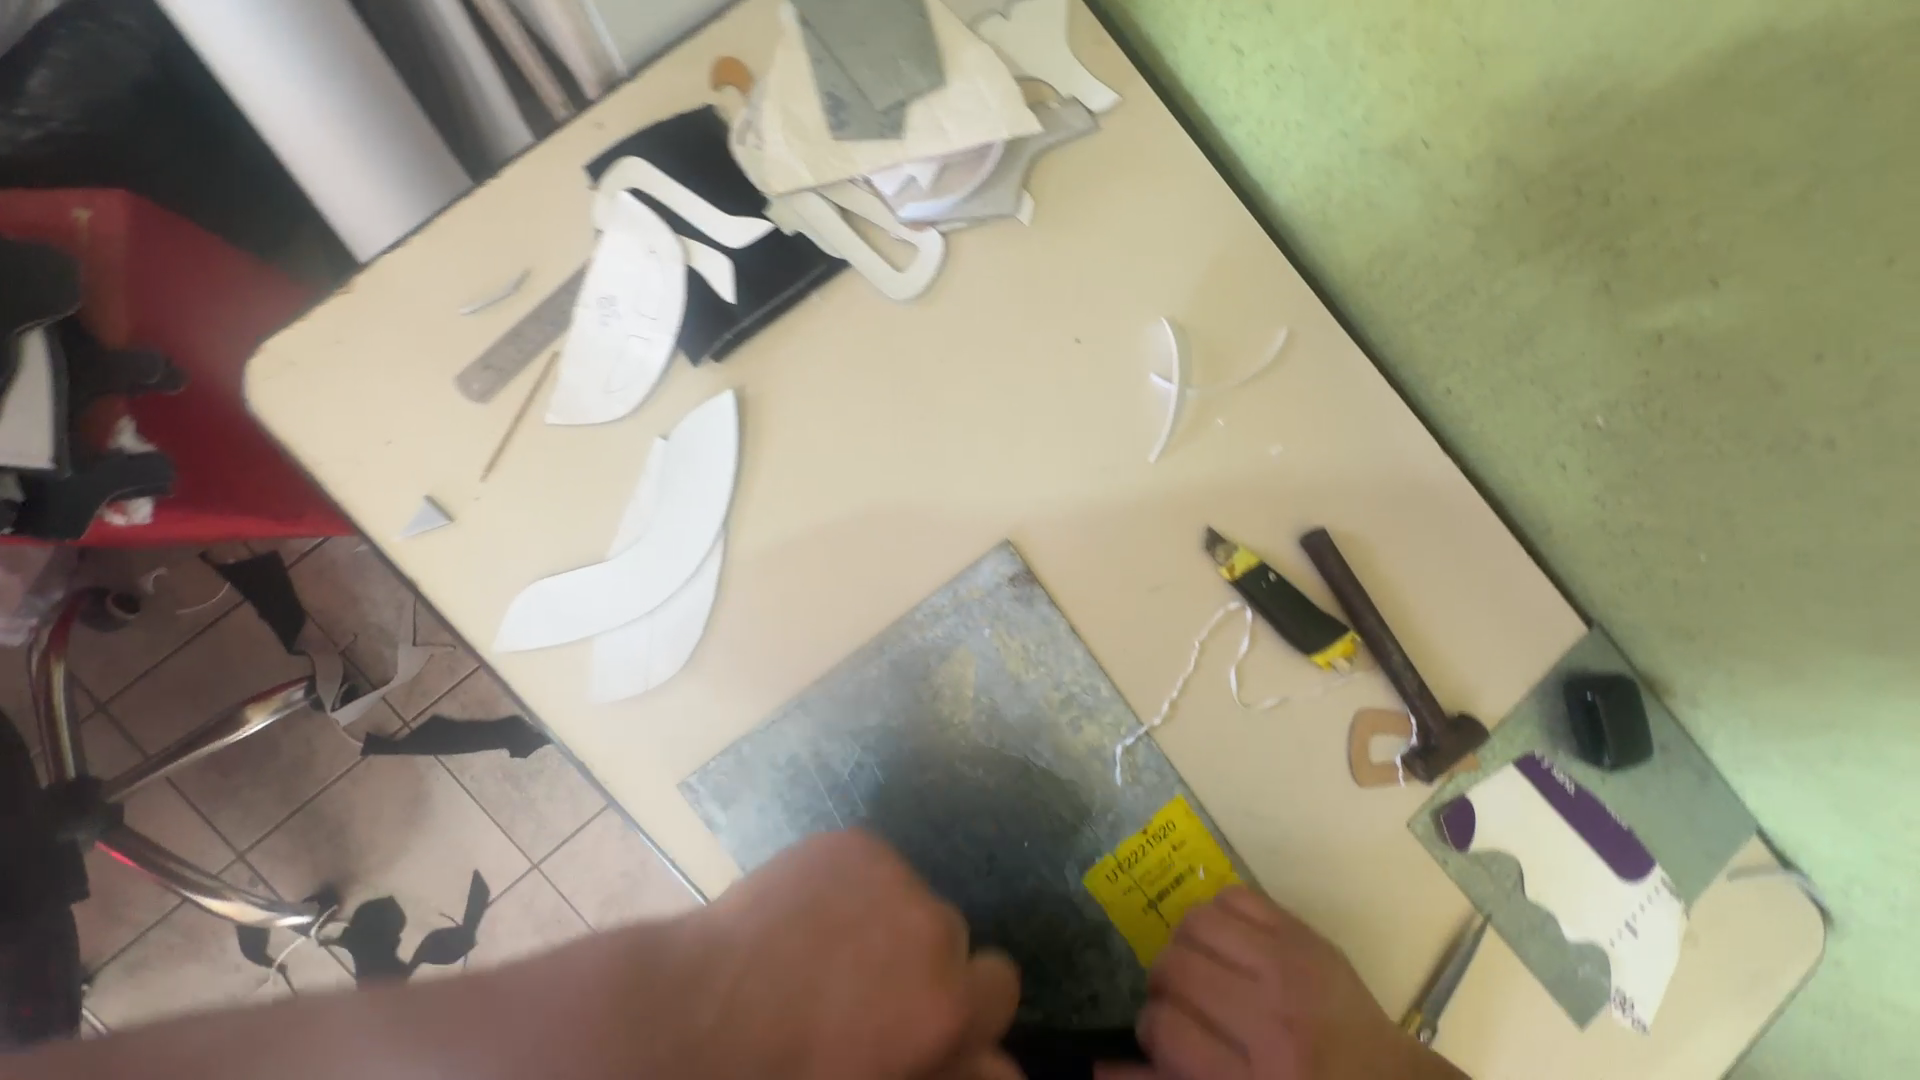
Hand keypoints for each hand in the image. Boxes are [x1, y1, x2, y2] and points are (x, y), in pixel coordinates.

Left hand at [669, 829, 1022, 1079]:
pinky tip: (807, 908)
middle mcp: (935, 928)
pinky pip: (872, 862)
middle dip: (923, 957)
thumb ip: (951, 1067)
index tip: (924, 1013)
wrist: (696, 1012)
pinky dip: (851, 880)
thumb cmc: (790, 1070)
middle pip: (954, 934)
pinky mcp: (855, 843)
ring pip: (911, 893)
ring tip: (827, 942)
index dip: (962, 1004)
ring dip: (888, 914)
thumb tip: (1005, 1065)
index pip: (1000, 988)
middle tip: (866, 981)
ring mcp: (893, 876)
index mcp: (948, 1004)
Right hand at [1102, 887, 1463, 1079]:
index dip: (1152, 1029)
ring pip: (1196, 923)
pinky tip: (1229, 944)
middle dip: (1163, 984)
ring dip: (1185, 944)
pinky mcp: (1304, 936)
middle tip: (1182, 1001)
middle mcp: (1271, 1021)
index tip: (1165, 1037)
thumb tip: (1096, 1068)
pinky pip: (1235, 895)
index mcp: (1252, 1078)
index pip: (1165, 1028)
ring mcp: (1291, 969)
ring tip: (1202, 967)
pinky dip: (1219, 914)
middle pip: (1174, 968)